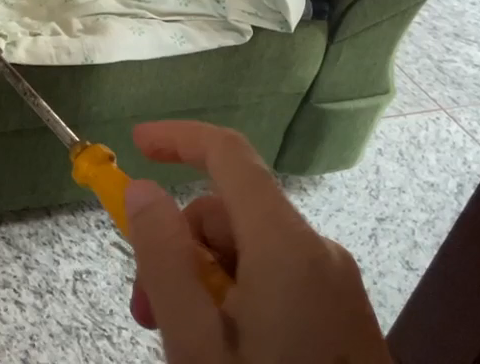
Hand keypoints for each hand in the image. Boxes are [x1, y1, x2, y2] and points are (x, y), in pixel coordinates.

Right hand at [123, 121, 390, 362]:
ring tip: (181, 342)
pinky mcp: (346, 323)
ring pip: (247, 252)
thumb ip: (162, 258)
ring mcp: (338, 291)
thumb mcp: (195, 342)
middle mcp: (319, 255)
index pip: (228, 154)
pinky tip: (221, 350)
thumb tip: (144, 190)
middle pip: (228, 212)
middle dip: (177, 244)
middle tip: (145, 307)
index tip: (133, 145)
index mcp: (287, 248)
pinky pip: (275, 282)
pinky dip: (234, 299)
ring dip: (201, 280)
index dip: (176, 138)